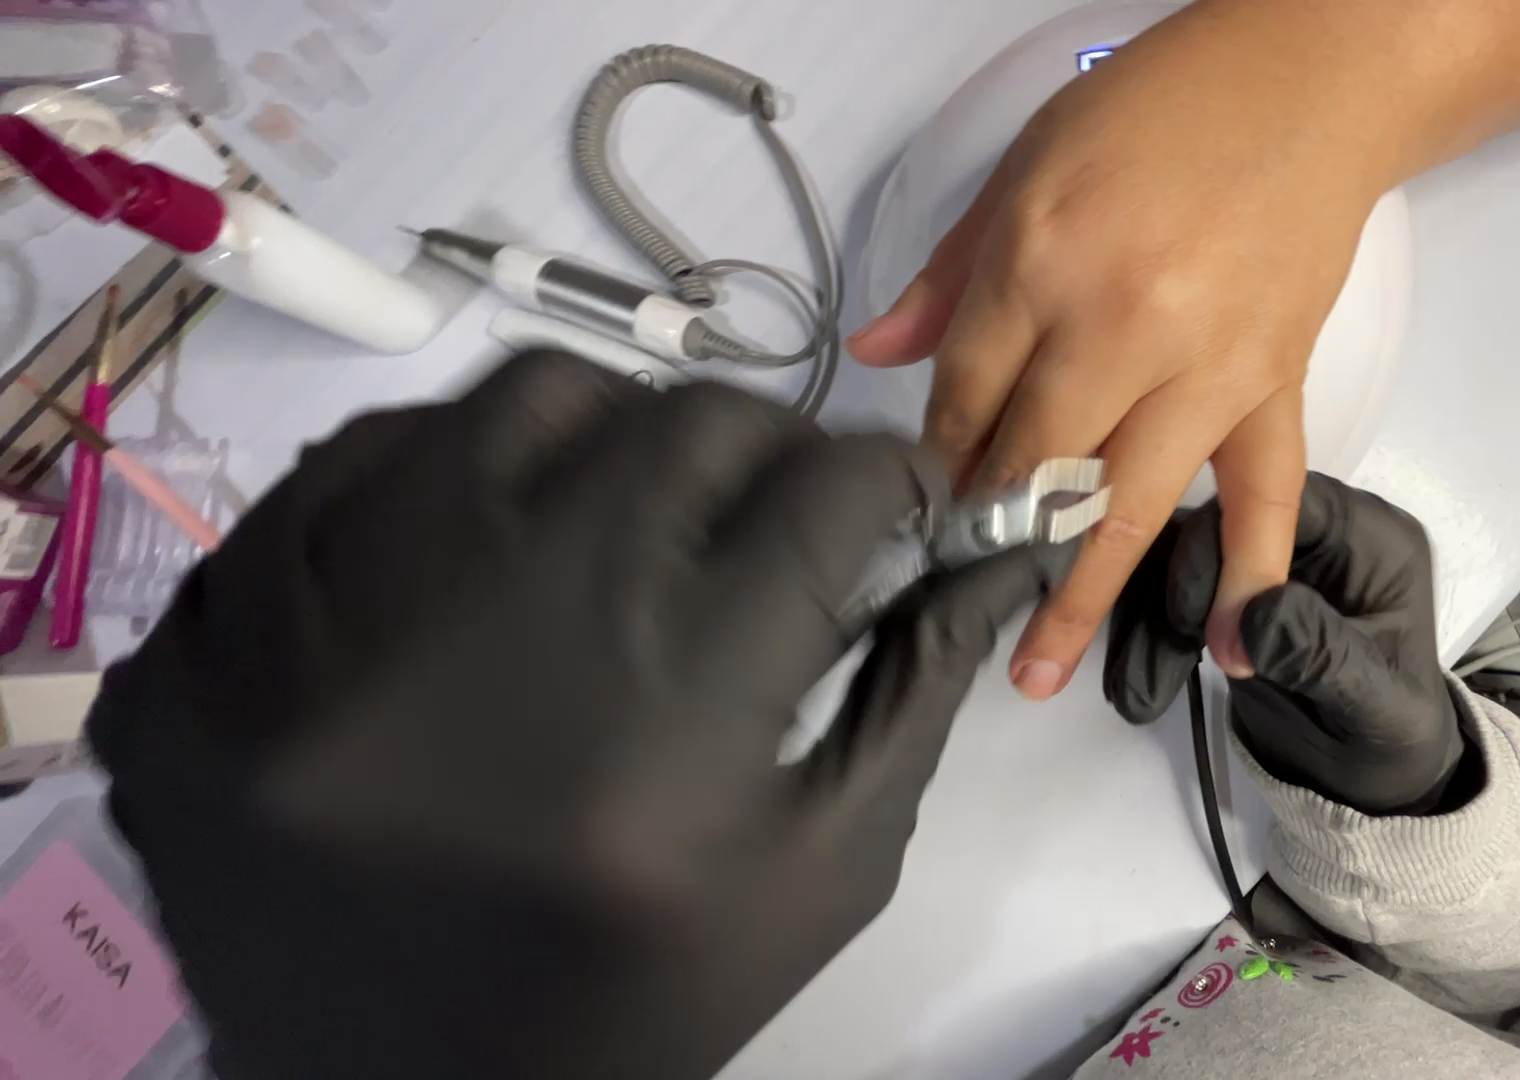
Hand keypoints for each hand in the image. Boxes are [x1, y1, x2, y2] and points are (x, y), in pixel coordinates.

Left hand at [87, 353, 1059, 1079]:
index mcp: (671, 726)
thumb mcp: (836, 856)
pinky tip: (515, 536)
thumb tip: (993, 551)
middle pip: (694, 424)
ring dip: (639, 430)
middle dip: (784, 445)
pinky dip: (482, 461)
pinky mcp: (219, 623)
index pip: (831, 501)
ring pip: (539, 394)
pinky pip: (380, 449)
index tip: (909, 493)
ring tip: (658, 504)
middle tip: (793, 499)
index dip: (899, 475)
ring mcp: (325, 618)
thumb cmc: (657, 984)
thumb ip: (924, 682)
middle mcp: (497, 645)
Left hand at [848, 0, 1393, 699]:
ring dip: (1074, 596)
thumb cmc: (1162, 111)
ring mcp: (1207, 370)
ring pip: (1126, 506)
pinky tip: (1229, 649)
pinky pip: (1264, 495)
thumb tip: (875, 353)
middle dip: (983, 534)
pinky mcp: (1273, 389)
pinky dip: (1248, 575)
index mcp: (1045, 261)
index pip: (964, 400)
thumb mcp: (1024, 168)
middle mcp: (1124, 326)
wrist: (1313, 79)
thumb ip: (946, 277)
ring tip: (1034, 673)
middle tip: (952, 593)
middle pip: (1030, 465)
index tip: (921, 509)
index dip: (935, 464)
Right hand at [1105, 473, 1464, 814]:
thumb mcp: (1374, 702)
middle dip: (1177, 588)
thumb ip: (1319, 652)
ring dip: (1147, 620)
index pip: (1283, 500)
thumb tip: (1253, 616)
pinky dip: (1141, 635)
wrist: (1360, 770)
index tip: (1196, 611)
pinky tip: (1132, 686)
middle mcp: (1301, 533)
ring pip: (1175, 558)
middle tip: (1173, 647)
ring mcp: (1254, 561)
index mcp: (1361, 537)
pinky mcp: (1217, 592)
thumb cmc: (1387, 732)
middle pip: (1215, 524)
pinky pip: (1162, 594)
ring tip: (1134, 692)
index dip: (1228, 543)